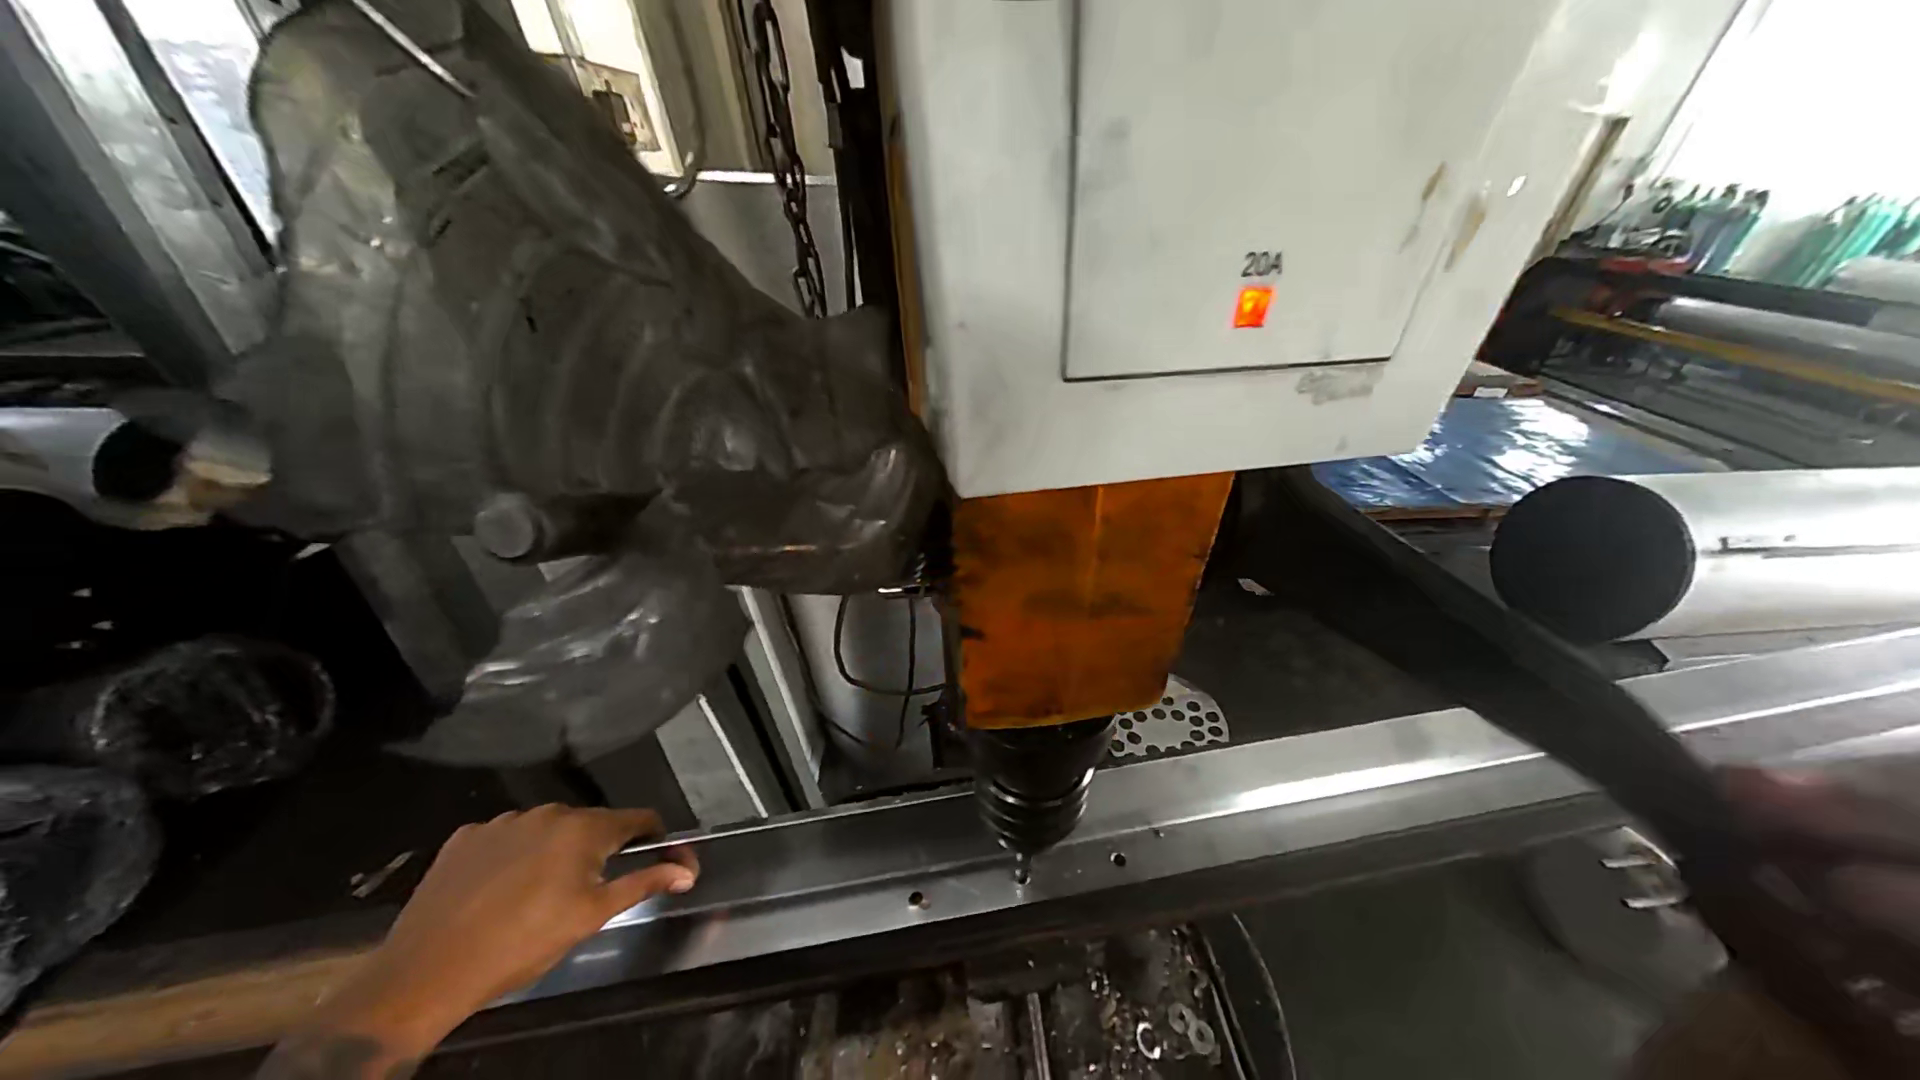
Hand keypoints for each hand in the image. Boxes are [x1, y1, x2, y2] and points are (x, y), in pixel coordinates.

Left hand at [259, 806, 695, 1077]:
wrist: (425, 974)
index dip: (655, 837)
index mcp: (583, 828)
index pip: (638, 817)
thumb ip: (643, 883)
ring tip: (540, 892)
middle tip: (590, 889)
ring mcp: (501, 822)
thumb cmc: (522, 944)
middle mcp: (547, 812)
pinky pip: (506, 838)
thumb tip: (687, 870)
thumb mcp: (591, 918)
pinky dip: (514, 855)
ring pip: (547, 829)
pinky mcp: (464, 838)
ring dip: (555, 850)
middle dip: (599, 848)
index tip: (659, 857)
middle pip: (591, 823)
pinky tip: (501, 888)